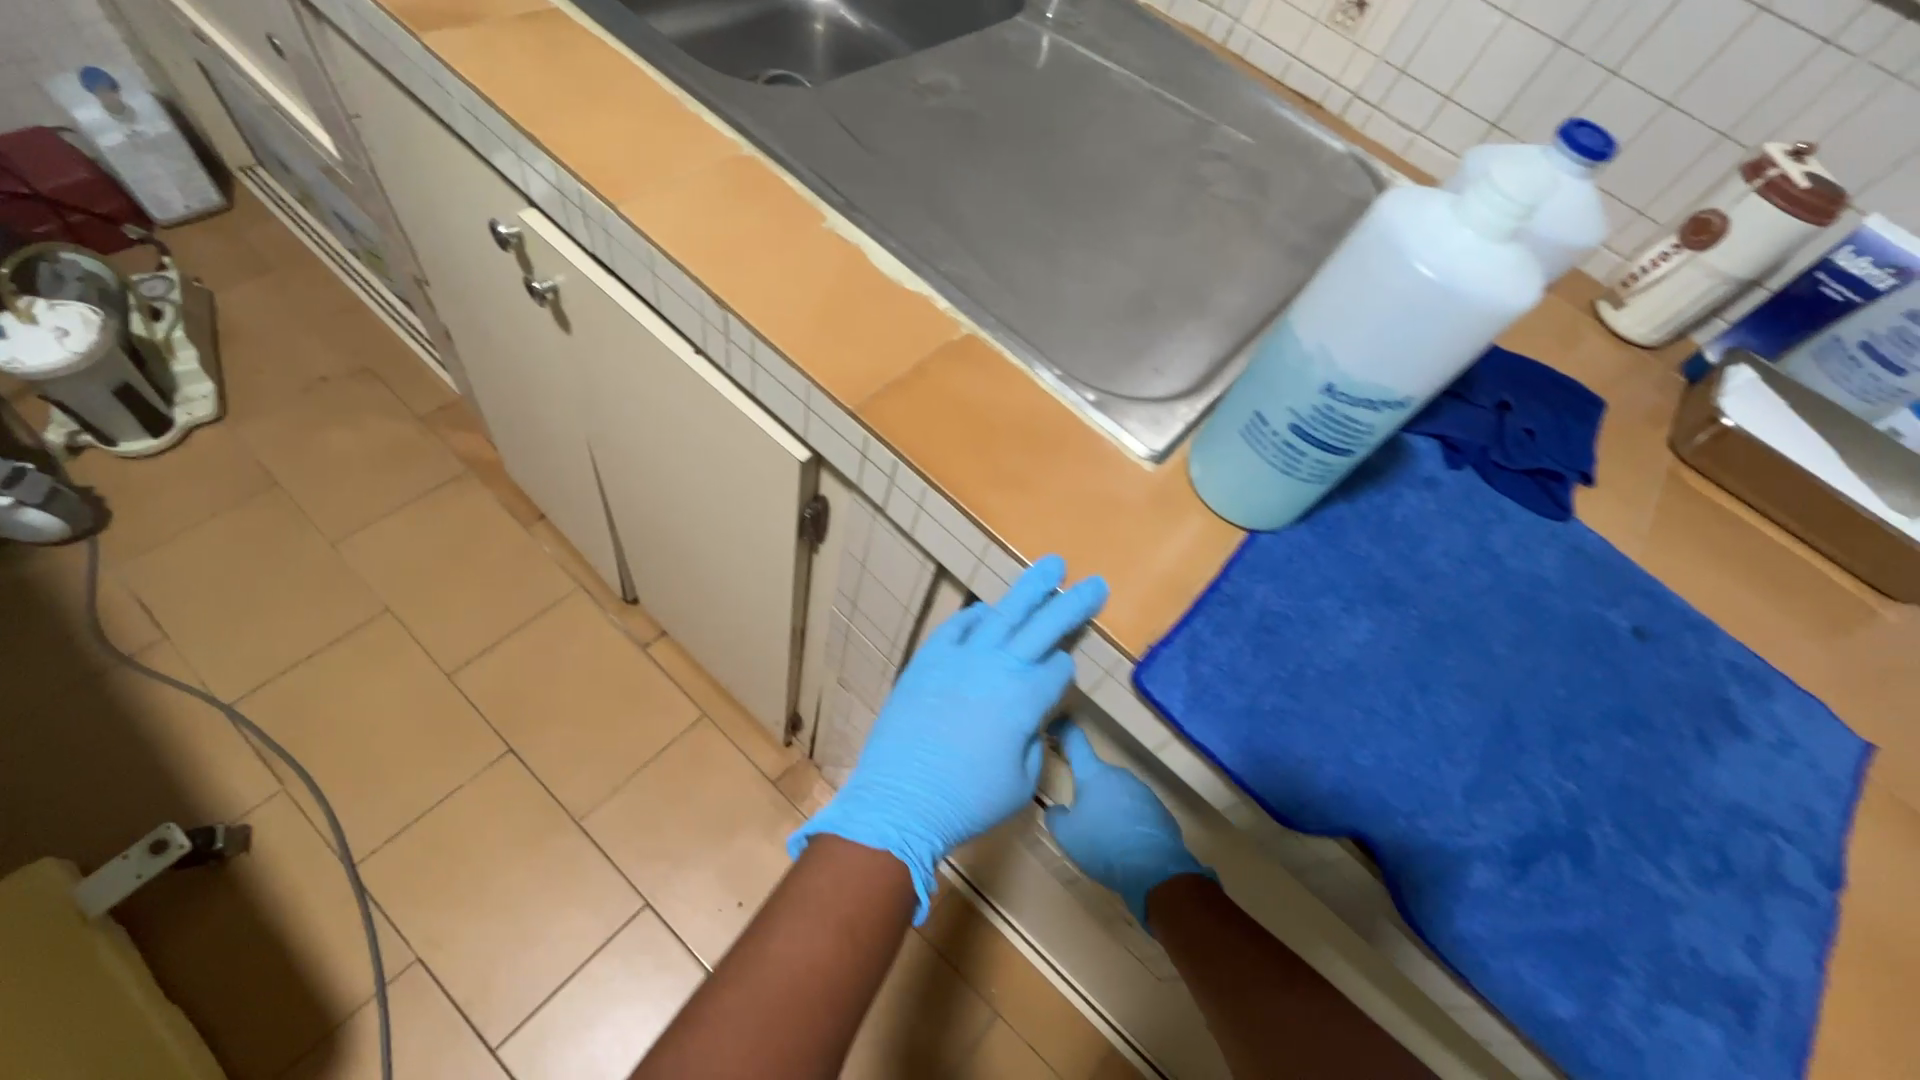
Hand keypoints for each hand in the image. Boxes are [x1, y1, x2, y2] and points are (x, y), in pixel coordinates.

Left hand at [790, 555, 1107, 921]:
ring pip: (1003, 613)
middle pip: (1044, 626)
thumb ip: (1033, 741)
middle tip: (1095, 582)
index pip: (1059, 670)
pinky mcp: (927, 661)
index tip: (1060, 682)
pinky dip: (975, 615)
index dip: (1064, 675)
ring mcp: (959, 658)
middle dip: (1073, 603)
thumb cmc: (968, 801)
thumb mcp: (1022, 783)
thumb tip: (1027, 720)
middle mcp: (998, 667)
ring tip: (1051, 567)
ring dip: (1030, 589)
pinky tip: (988, 609)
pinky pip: (956, 626)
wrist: (899, 802)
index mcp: (1026, 698)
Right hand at [1045, 722, 1213, 928]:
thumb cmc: (1103, 845)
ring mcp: (1142, 791)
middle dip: (1087, 787)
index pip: (1076, 742)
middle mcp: (1119, 775)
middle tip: (1078, 811)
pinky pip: (1135, 809)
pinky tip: (1124, 842)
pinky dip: (1126, 819)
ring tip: (1103, 833)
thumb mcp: (1067, 835)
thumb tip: (1059, 811)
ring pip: (1117, 792)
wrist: (1155, 869)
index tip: (1056, 722)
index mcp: (1094, 774)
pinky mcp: (1159, 810)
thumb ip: (1056, 817)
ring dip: (1108, 805)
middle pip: (1097, 774)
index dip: (1064, 730)